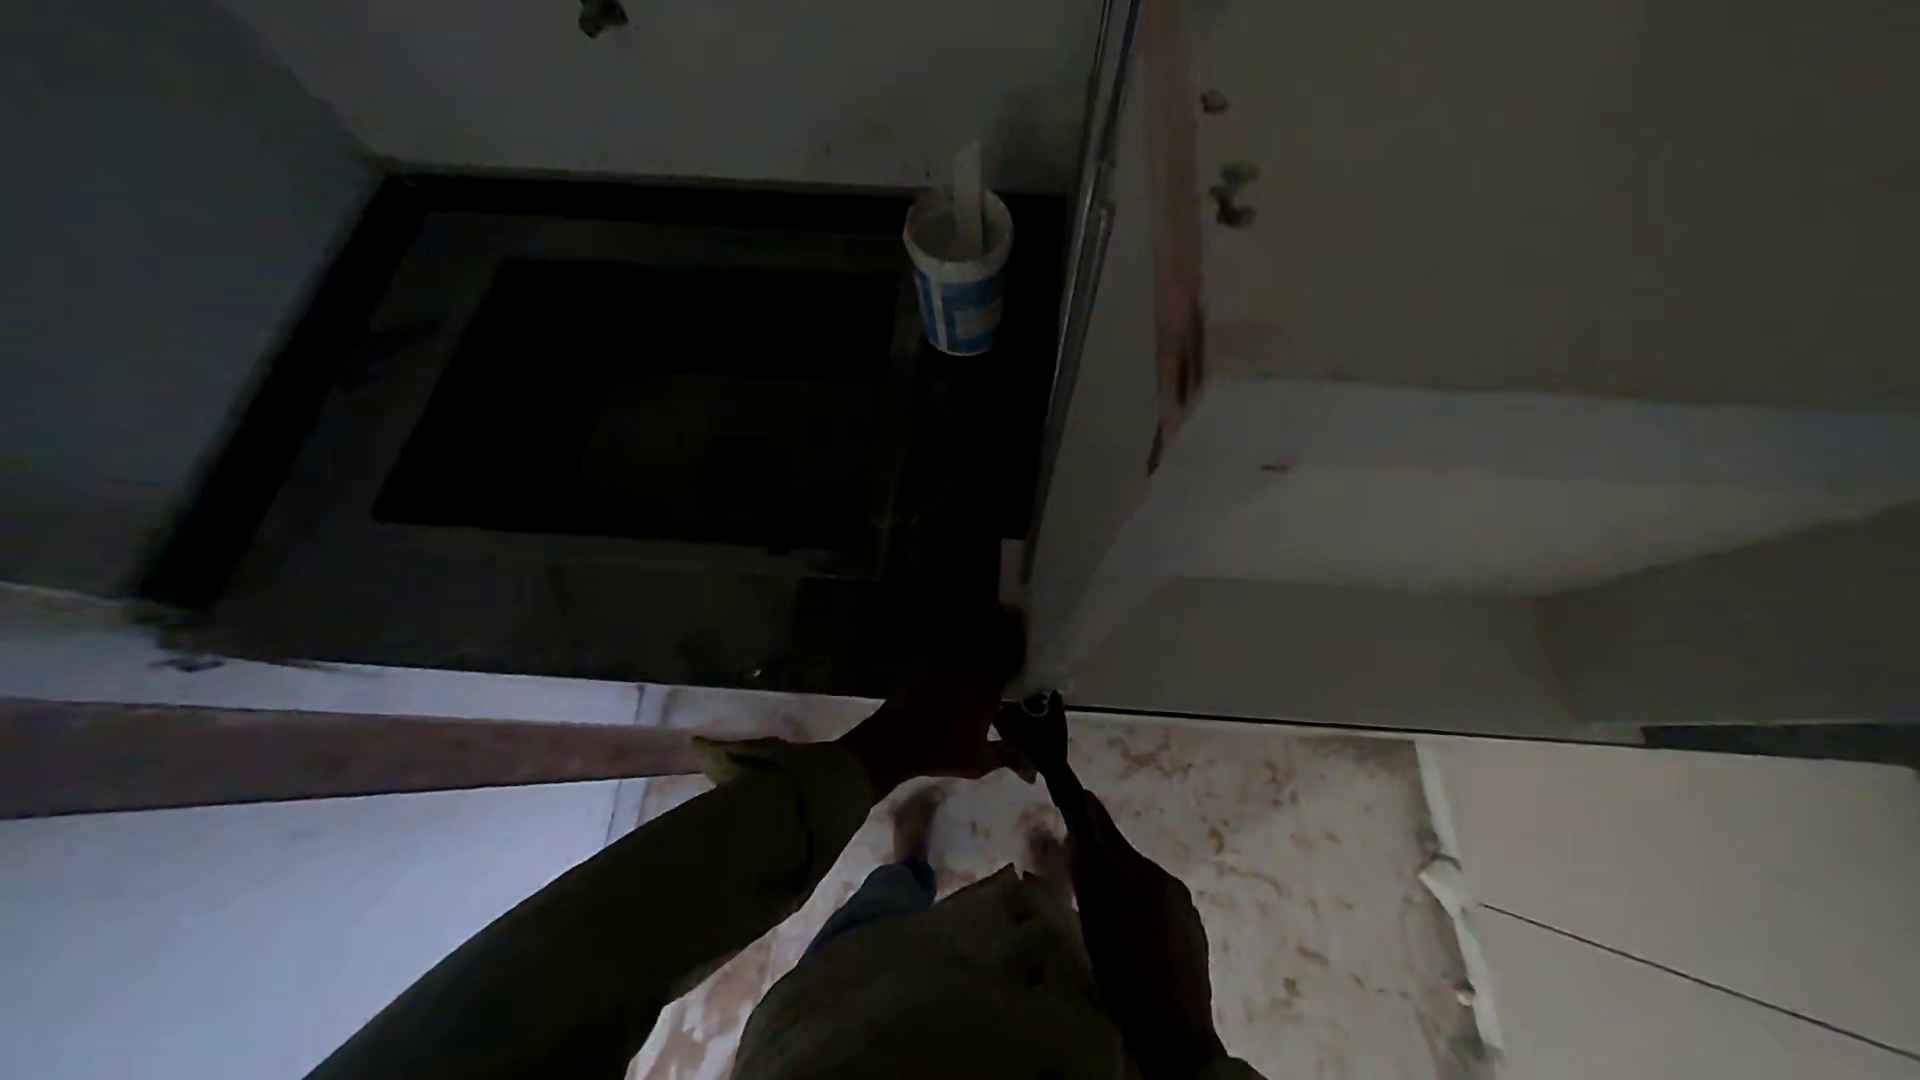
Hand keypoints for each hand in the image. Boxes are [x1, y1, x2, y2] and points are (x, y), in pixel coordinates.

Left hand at [836, 607, 1032, 795]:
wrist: (896, 741)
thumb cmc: (941, 753)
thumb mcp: (979, 761)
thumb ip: (1008, 758)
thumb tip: (1033, 774)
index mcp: (987, 693)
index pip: (1008, 662)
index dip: (1019, 647)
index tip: (1028, 634)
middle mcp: (971, 673)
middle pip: (992, 643)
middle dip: (1005, 628)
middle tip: (1017, 614)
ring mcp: (949, 667)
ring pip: (972, 639)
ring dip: (986, 625)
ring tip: (998, 611)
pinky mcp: (932, 667)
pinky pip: (953, 644)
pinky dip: (964, 633)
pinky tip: (969, 627)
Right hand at [1072, 791, 1225, 1078]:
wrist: (1176, 1031)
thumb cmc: (1123, 978)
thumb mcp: (1093, 926)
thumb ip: (1087, 878)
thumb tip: (1079, 840)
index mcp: (1133, 876)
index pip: (1104, 834)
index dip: (1089, 813)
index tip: (1079, 792)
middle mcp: (1161, 876)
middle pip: (1123, 853)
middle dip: (1104, 854)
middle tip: (1083, 865)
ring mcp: (1181, 898)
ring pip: (1141, 876)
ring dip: (1125, 881)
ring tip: (1113, 912)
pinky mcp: (1193, 919)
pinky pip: (1161, 897)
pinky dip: (1144, 901)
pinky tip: (1138, 929)